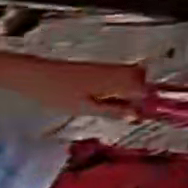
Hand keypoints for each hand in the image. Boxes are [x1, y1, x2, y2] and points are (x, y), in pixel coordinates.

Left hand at [17, 60, 150, 117]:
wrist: (36, 74)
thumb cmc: (59, 92)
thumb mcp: (85, 108)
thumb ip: (114, 111)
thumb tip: (137, 116)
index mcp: (127, 81)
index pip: (151, 95)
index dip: (149, 108)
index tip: (142, 119)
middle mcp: (130, 71)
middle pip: (148, 88)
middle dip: (141, 102)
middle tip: (127, 116)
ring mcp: (121, 69)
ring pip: (139, 84)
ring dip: (132, 98)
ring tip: (115, 110)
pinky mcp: (111, 69)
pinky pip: (129, 81)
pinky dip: (124, 92)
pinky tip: (108, 101)